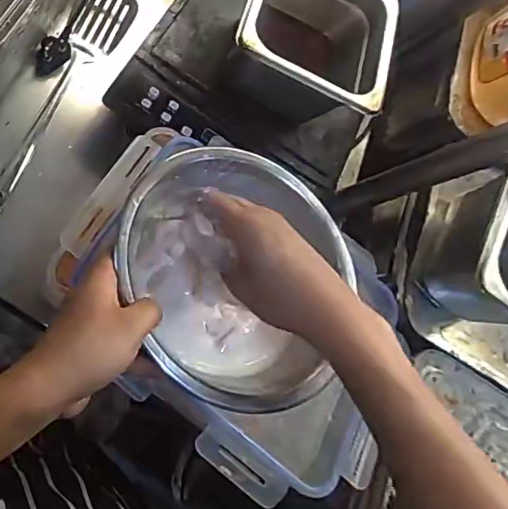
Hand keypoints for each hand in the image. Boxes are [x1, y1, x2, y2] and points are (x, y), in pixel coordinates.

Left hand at [17, 255, 160, 417]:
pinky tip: (159, 366)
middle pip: (122, 287)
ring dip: (143, 325)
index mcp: (97, 282)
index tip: (163, 252)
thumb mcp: (130, 326)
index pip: (116, 253)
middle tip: (177, 290)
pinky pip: (116, 344)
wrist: (53, 385)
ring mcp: (88, 323)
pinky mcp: (88, 348)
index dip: (138, 250)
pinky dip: (134, 352)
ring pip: (121, 317)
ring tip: (175, 325)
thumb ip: (149, 310)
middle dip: (147, 290)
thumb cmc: (92, 347)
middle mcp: (90, 298)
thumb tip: (154, 306)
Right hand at [203, 190, 363, 350]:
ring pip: (247, 212)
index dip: (195, 203)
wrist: (327, 307)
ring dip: (230, 220)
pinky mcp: (292, 235)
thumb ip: (219, 262)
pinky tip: (241, 246)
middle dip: (212, 210)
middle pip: (232, 202)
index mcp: (245, 221)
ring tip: (214, 238)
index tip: (180, 213)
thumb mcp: (237, 284)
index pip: (213, 200)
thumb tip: (209, 249)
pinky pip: (260, 222)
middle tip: (194, 227)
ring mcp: (281, 223)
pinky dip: (246, 228)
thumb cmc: (278, 297)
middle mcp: (263, 214)